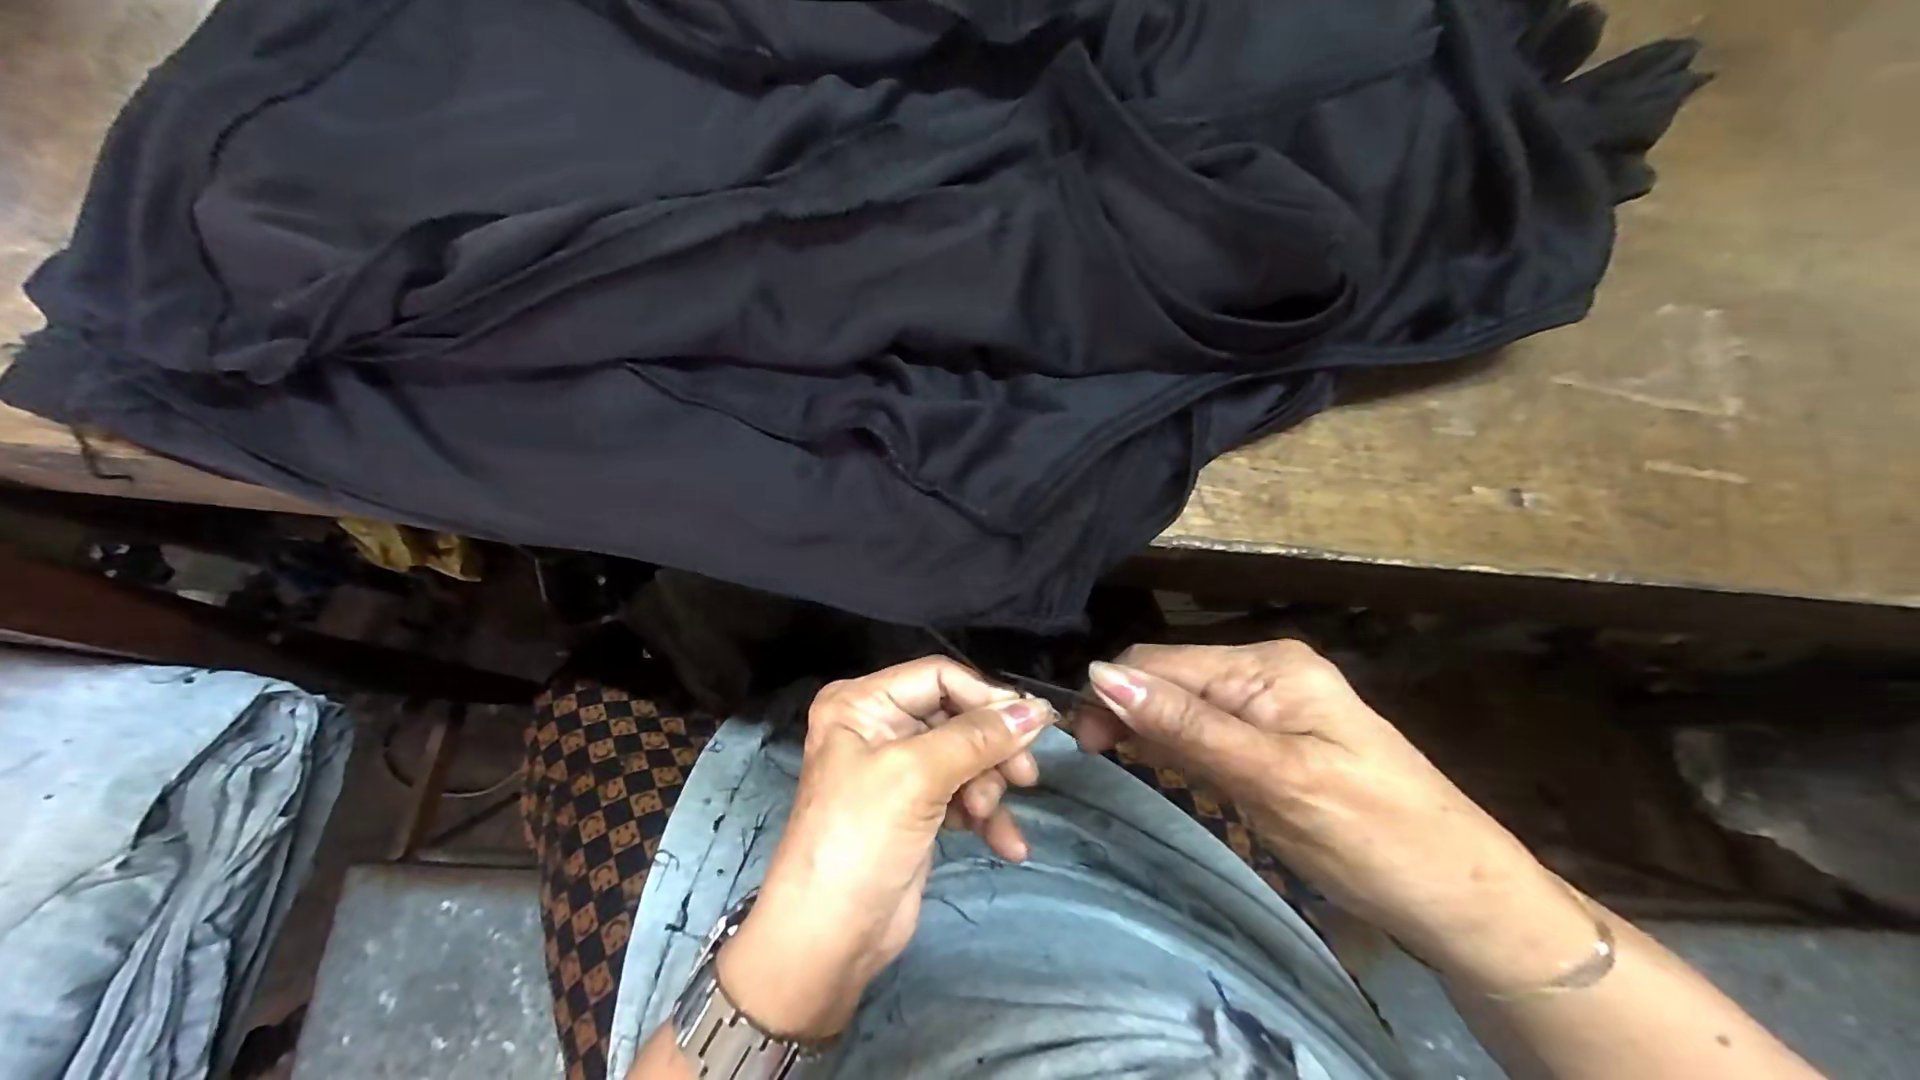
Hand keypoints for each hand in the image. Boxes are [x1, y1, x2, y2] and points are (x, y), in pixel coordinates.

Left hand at [717, 657, 1056, 1037]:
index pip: (938, 676)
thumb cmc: (861, 837)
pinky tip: (1007, 845)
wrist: (829, 939)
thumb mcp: (918, 776)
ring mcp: (899, 768)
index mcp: (862, 702)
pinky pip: (963, 793)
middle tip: (1024, 776)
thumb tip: (1037, 709)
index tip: (1029, 724)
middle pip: (958, 717)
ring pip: (967, 756)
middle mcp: (879, 726)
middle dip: (991, 748)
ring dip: (988, 785)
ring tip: (986, 815)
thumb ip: (979, 737)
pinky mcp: (917, 807)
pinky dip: (986, 816)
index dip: (984, 697)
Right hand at [1074, 640, 1598, 994]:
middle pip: (1169, 679)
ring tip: (1127, 767)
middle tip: (1101, 762)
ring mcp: (1272, 705)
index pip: (1161, 663)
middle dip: (1127, 711)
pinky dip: (1177, 746)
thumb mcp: (1275, 780)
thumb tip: (1100, 674)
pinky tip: (1167, 767)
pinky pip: (1205, 729)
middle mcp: (1265, 672)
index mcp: (1268, 666)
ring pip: (1181, 704)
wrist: (1466, 900)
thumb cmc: (1377, 837)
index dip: (1112, 694)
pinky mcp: (1273, 737)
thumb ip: (1187, 726)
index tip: (1083, 745)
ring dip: (1149, 730)